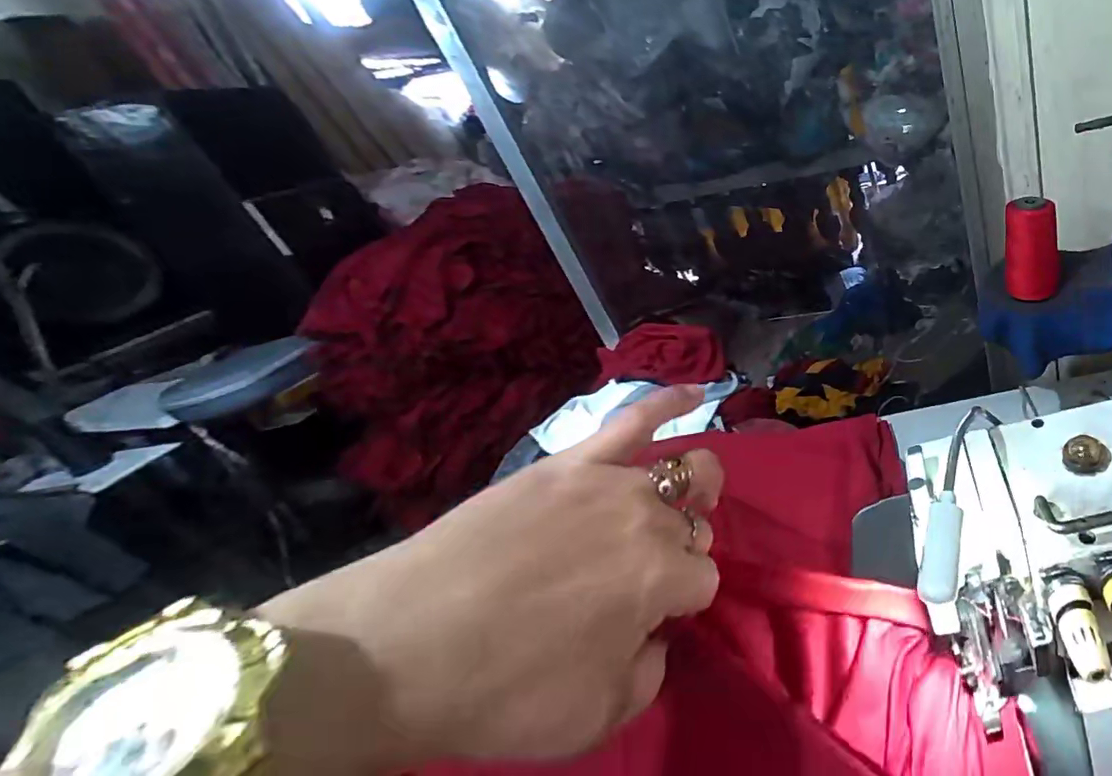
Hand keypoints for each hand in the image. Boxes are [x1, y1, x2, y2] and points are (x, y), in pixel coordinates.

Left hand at [258, 385, 721, 773]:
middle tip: (640, 579)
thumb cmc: (503, 689)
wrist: (407, 641)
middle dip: (681, 553)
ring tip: (689, 497)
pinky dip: (669, 402)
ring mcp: (608, 478)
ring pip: (681, 469)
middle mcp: (647, 517)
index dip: (680, 606)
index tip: (646, 623)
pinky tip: (693, 392)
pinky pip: (632, 418)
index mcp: (660, 578)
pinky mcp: (570, 459)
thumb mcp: (596, 718)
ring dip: (695, 487)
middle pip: (692, 526)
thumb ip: (650, 674)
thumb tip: (656, 634)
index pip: (704, 581)